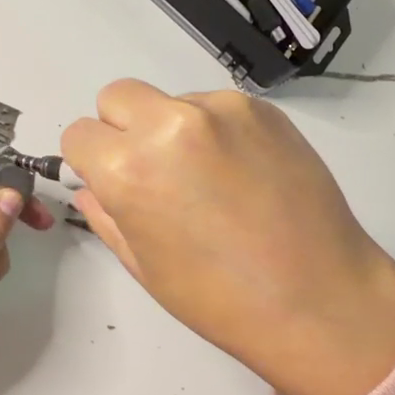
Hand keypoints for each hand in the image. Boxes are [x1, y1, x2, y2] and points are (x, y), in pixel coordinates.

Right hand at [62, 79, 394, 394]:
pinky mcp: (265, 110)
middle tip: (151, 176)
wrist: (315, 297)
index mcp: (129, 168)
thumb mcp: (144, 265)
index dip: (89, 162)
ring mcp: (223, 110)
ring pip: (170, 100)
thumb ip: (107, 217)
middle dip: (121, 130)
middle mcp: (170, 124)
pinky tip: (239, 176)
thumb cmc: (218, 298)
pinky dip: (214, 132)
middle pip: (118, 97)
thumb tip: (92, 190)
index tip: (110, 186)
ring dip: (171, 130)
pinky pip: (217, 108)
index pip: (80, 135)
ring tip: (206, 183)